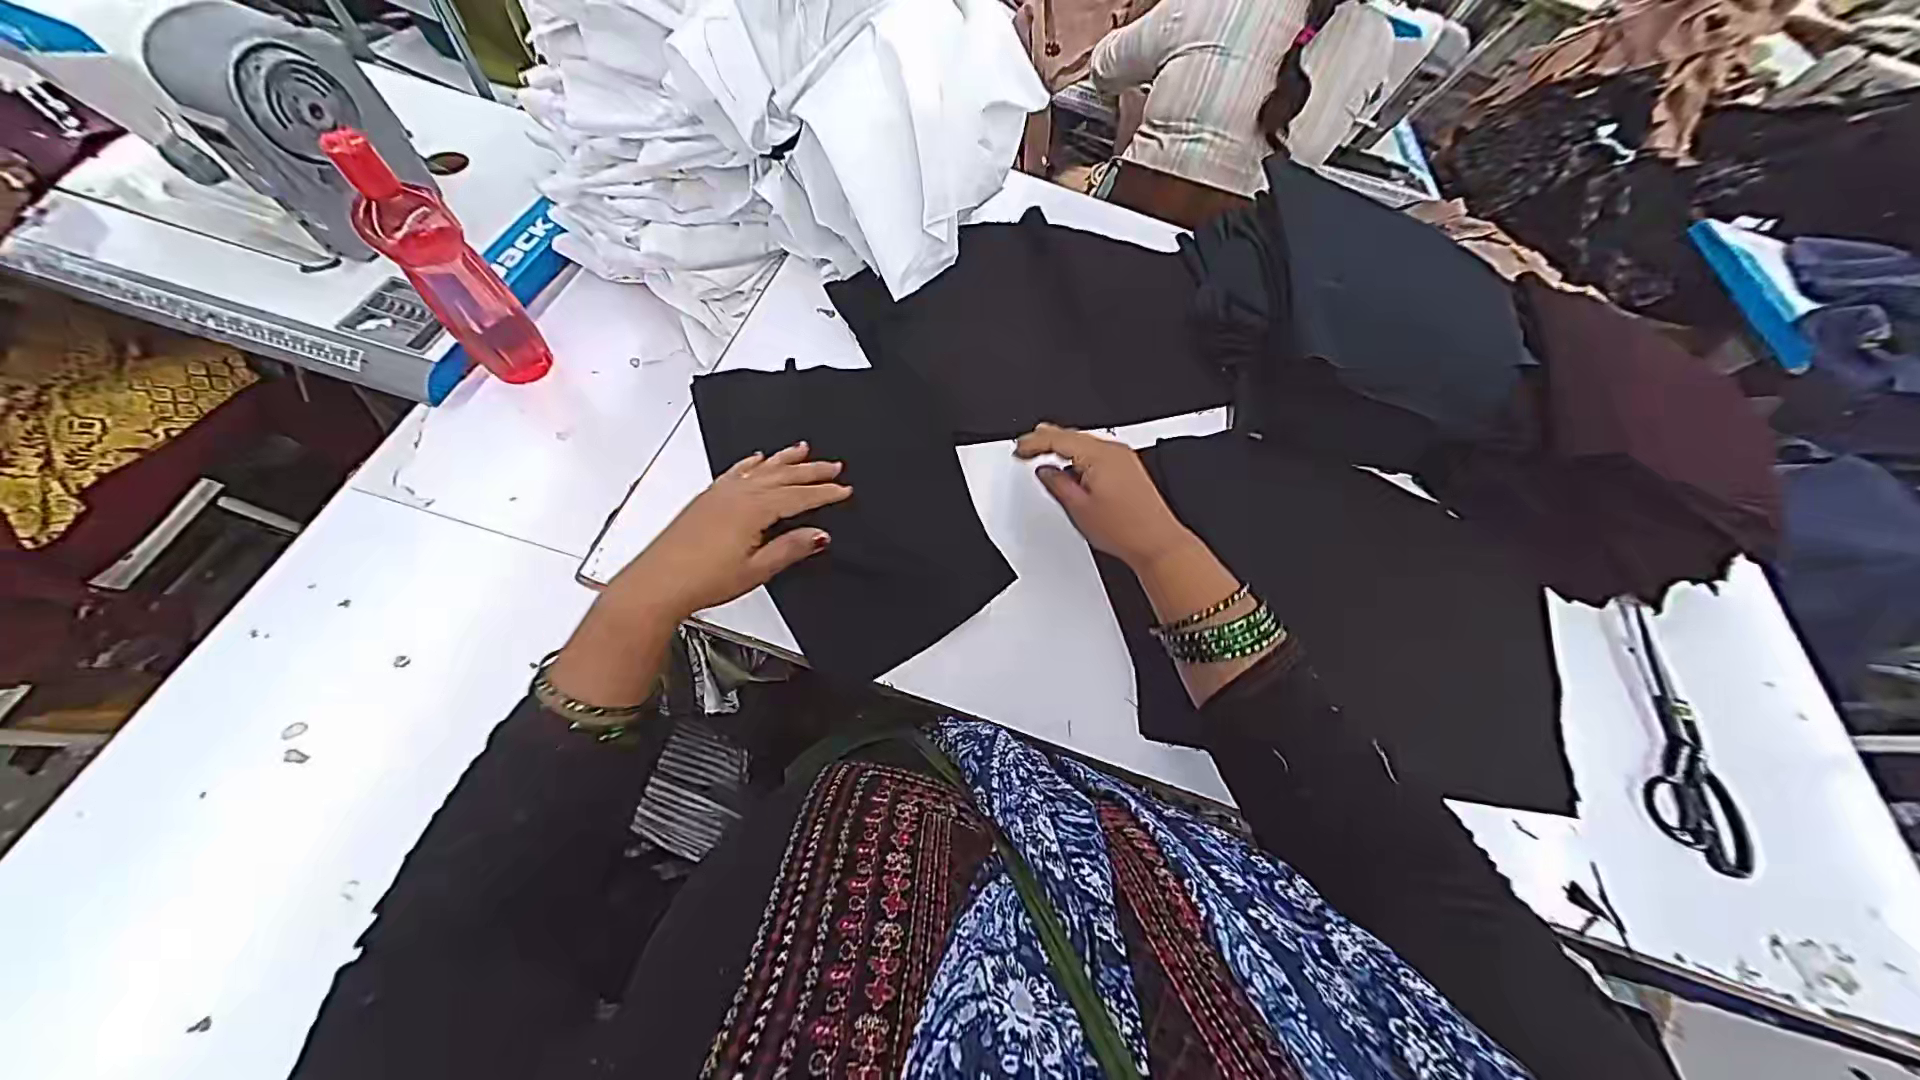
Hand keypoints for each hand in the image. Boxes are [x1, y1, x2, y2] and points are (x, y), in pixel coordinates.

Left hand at [605, 442, 851, 621]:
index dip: (825, 493)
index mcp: (752, 510)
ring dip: (785, 459)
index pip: (799, 496)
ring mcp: (719, 494)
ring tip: (803, 450)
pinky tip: (756, 459)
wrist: (658, 584)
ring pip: (761, 468)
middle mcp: (736, 495)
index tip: (843, 489)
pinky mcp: (706, 499)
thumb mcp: (757, 569)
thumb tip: (818, 535)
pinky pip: (736, 470)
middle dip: (812, 471)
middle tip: (834, 466)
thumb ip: (790, 548)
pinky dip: (751, 462)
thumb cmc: (700, 579)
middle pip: (783, 476)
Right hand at [1013, 423, 1194, 568]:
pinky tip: (1070, 467)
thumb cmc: (1125, 529)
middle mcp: (1114, 451)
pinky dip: (1079, 456)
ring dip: (1062, 447)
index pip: (1058, 439)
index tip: (1019, 449)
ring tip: (1042, 454)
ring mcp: (1124, 458)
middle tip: (1025, 446)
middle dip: (1046, 440)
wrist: (1156, 543)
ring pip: (1084, 443)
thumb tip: (1044, 471)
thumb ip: (1056, 484)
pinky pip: (1097, 452)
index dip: (1033, 443)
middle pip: (1072, 436)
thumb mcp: (1078, 508)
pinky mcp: (1129, 467)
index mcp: (1098, 456)